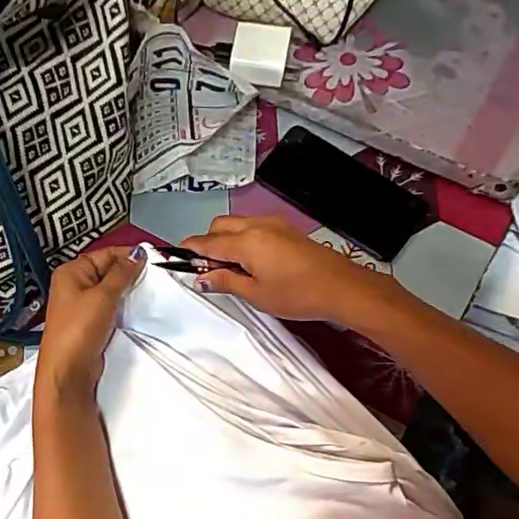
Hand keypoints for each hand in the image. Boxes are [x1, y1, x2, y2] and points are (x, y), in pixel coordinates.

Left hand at [35, 247, 144, 400]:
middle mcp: (74, 285)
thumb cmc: (79, 330)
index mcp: (71, 272)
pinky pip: (110, 307)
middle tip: (155, 277)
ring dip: (127, 292)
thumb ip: (122, 273)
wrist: (69, 370)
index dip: (128, 255)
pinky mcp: (90, 323)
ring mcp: (82, 305)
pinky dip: (122, 307)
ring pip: (110, 290)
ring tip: (148, 292)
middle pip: (108, 271)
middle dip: (129, 274)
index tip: (153, 258)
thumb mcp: (103, 295)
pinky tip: (137, 308)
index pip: (105, 254)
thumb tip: (137, 254)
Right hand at [182, 216, 398, 323]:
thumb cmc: (297, 294)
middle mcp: (257, 226)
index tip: (176, 259)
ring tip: (231, 269)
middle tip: (208, 270)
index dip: (188, 251)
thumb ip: (225, 281)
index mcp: (245, 242)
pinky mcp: (286, 230)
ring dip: (226, 240)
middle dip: (207, 243)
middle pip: (219, 226)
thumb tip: (201, 278)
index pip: (206, 241)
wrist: (342, 287)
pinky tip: (251, 262)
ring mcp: (274, 224)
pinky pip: (254, 228)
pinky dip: (243, 239)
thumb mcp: (255, 294)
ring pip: (237, 224)